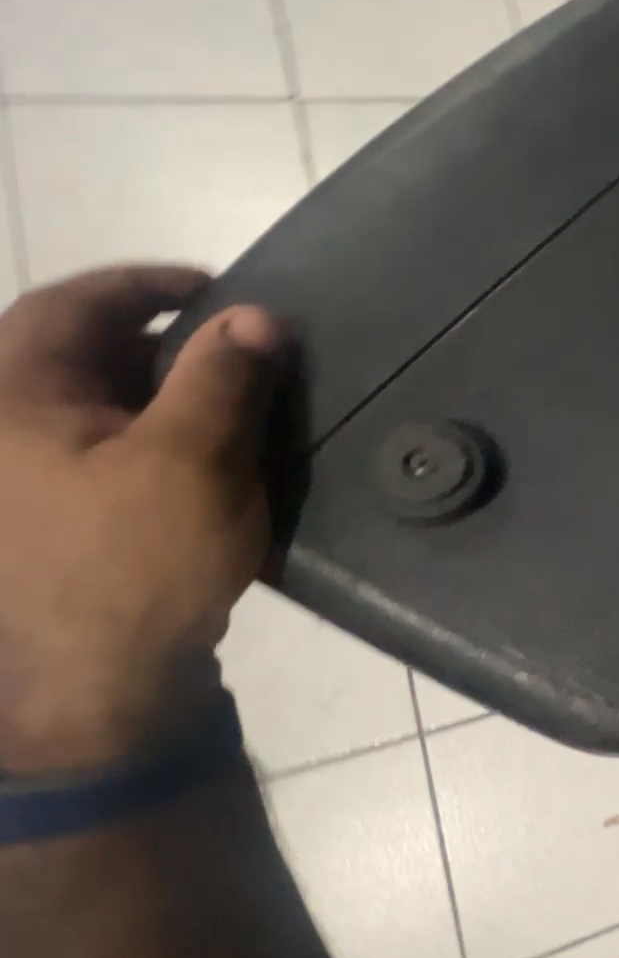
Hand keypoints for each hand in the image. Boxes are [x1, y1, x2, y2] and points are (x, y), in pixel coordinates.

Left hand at [0, 266, 282, 771]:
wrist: (99, 675)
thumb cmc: (139, 556)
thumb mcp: (194, 459)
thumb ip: (222, 380)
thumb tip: (255, 314)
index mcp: (12, 399)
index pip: (69, 305)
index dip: (143, 283)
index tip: (217, 285)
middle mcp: (1, 426)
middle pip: (73, 348)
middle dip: (156, 333)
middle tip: (233, 342)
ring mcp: (21, 474)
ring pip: (89, 399)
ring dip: (157, 383)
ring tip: (226, 394)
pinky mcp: (51, 512)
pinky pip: (98, 443)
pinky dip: (149, 427)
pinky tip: (197, 450)